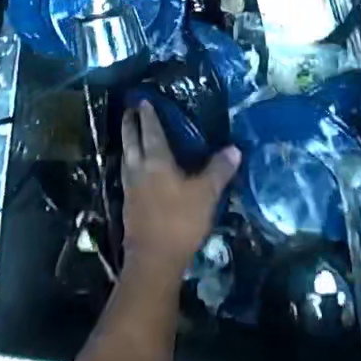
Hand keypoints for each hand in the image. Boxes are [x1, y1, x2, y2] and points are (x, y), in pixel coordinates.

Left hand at [120, 102, 239, 280]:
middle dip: (130, 123)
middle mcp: (138, 168)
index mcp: (156, 160)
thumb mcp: (205, 194)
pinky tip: (134, 169)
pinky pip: (127, 173)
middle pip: (131, 139)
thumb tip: (234, 149)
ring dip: (127, 142)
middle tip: (130, 110)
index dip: (148, 115)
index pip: (151, 130)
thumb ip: (218, 170)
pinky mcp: (127, 204)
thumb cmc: (179, 221)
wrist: (153, 260)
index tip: (144, 101)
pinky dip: (129, 162)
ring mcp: (130, 186)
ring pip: (126, 156)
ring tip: (130, 135)